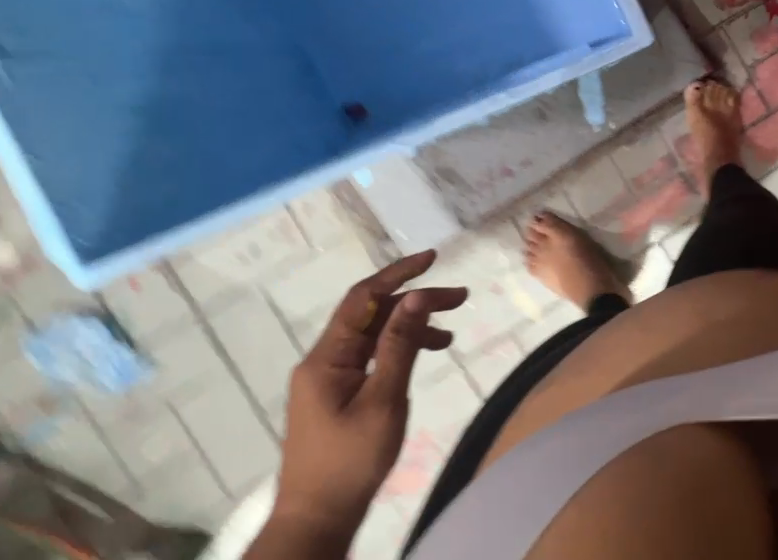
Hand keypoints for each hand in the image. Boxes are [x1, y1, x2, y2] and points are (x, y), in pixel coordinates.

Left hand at [271, 250, 467, 535]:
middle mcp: (323, 360)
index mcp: (326, 358)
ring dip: (411, 326)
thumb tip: (415, 297)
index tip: (433, 259)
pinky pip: (371, 357)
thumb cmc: (350, 460)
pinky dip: (400, 349)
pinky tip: (427, 354)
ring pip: (374, 335)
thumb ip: (400, 345)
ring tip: (451, 331)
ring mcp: (329, 378)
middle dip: (414, 301)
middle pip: (372, 314)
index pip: (363, 298)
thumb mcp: (383, 400)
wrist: (317, 519)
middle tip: (460, 298)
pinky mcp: (337, 395)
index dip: (398, 274)